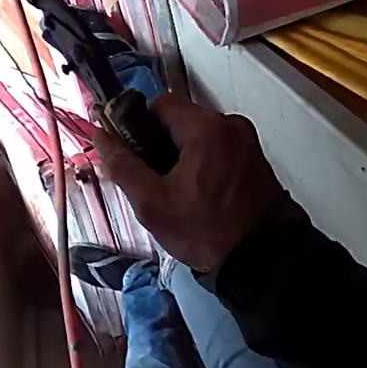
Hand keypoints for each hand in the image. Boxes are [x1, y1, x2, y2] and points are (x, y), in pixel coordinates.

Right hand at [93, 95, 285, 271]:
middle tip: (150, 179)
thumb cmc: (208, 232)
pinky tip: (196, 194)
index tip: (131, 153)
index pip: (159, 104)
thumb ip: (122, 165)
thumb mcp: (153, 203)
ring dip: (180, 155)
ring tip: (174, 191)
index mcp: (206, 129)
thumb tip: (101, 137)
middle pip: (180, 119)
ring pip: (198, 136)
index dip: (138, 125)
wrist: (265, 263)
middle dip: (158, 144)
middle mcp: (231, 126)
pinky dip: (202, 163)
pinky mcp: (255, 161)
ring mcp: (246, 143)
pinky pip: (218, 149)